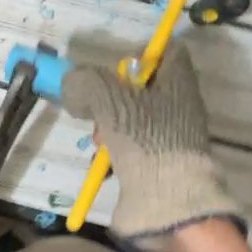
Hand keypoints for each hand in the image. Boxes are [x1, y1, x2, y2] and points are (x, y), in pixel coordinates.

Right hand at [61, 50, 241, 250]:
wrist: (167, 200)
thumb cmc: (146, 141)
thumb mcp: (110, 101)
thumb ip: (87, 83)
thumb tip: (72, 85)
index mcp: (178, 82)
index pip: (166, 51)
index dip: (138, 54)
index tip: (112, 70)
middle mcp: (179, 106)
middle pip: (140, 87)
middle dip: (111, 97)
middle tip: (96, 111)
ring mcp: (171, 137)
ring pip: (131, 118)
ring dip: (108, 127)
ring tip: (100, 144)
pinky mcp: (160, 164)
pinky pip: (132, 147)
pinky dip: (115, 152)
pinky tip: (103, 164)